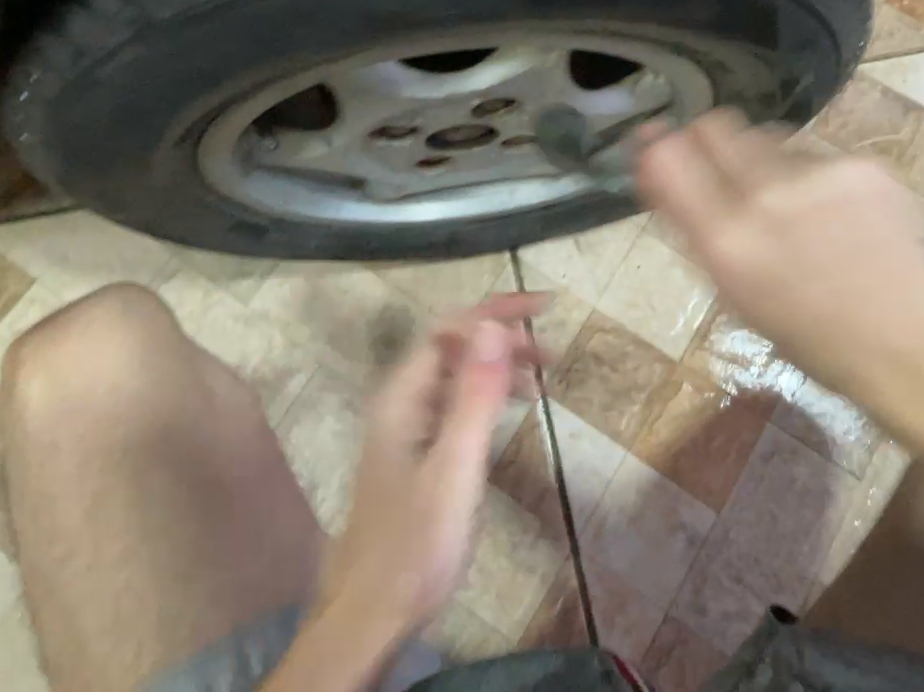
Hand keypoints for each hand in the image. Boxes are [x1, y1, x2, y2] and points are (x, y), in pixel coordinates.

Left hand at [318, 294, 545, 635]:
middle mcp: (400, 402)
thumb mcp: (454, 468)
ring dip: (496, 365)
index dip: (494, 312)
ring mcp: (405, 428)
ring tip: (542, 377)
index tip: (543, 311)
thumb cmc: (415, 544)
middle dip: (500, 336)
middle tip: (552, 350)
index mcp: (403, 397)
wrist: (371, 612)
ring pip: (454, 375)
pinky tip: (510, 409)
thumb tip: (493, 325)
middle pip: (451, 346)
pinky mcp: (416, 453)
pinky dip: (486, 395)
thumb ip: (474, 397)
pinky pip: (453, 404)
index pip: (449, 328)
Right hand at [634, 109, 923, 402]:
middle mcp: (766, 197)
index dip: (657, 144)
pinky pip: (814, 153)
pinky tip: (834, 213)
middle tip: (722, 166)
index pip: (668, 156)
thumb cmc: (808, 336)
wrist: (909, 347)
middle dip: (709, 140)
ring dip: (762, 160)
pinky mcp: (862, 166)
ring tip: (791, 204)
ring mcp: (819, 175)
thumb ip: (693, 228)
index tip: (656, 142)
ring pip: (766, 139)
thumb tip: (656, 171)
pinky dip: (812, 175)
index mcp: (725, 241)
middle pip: (716, 126)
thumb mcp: (732, 292)